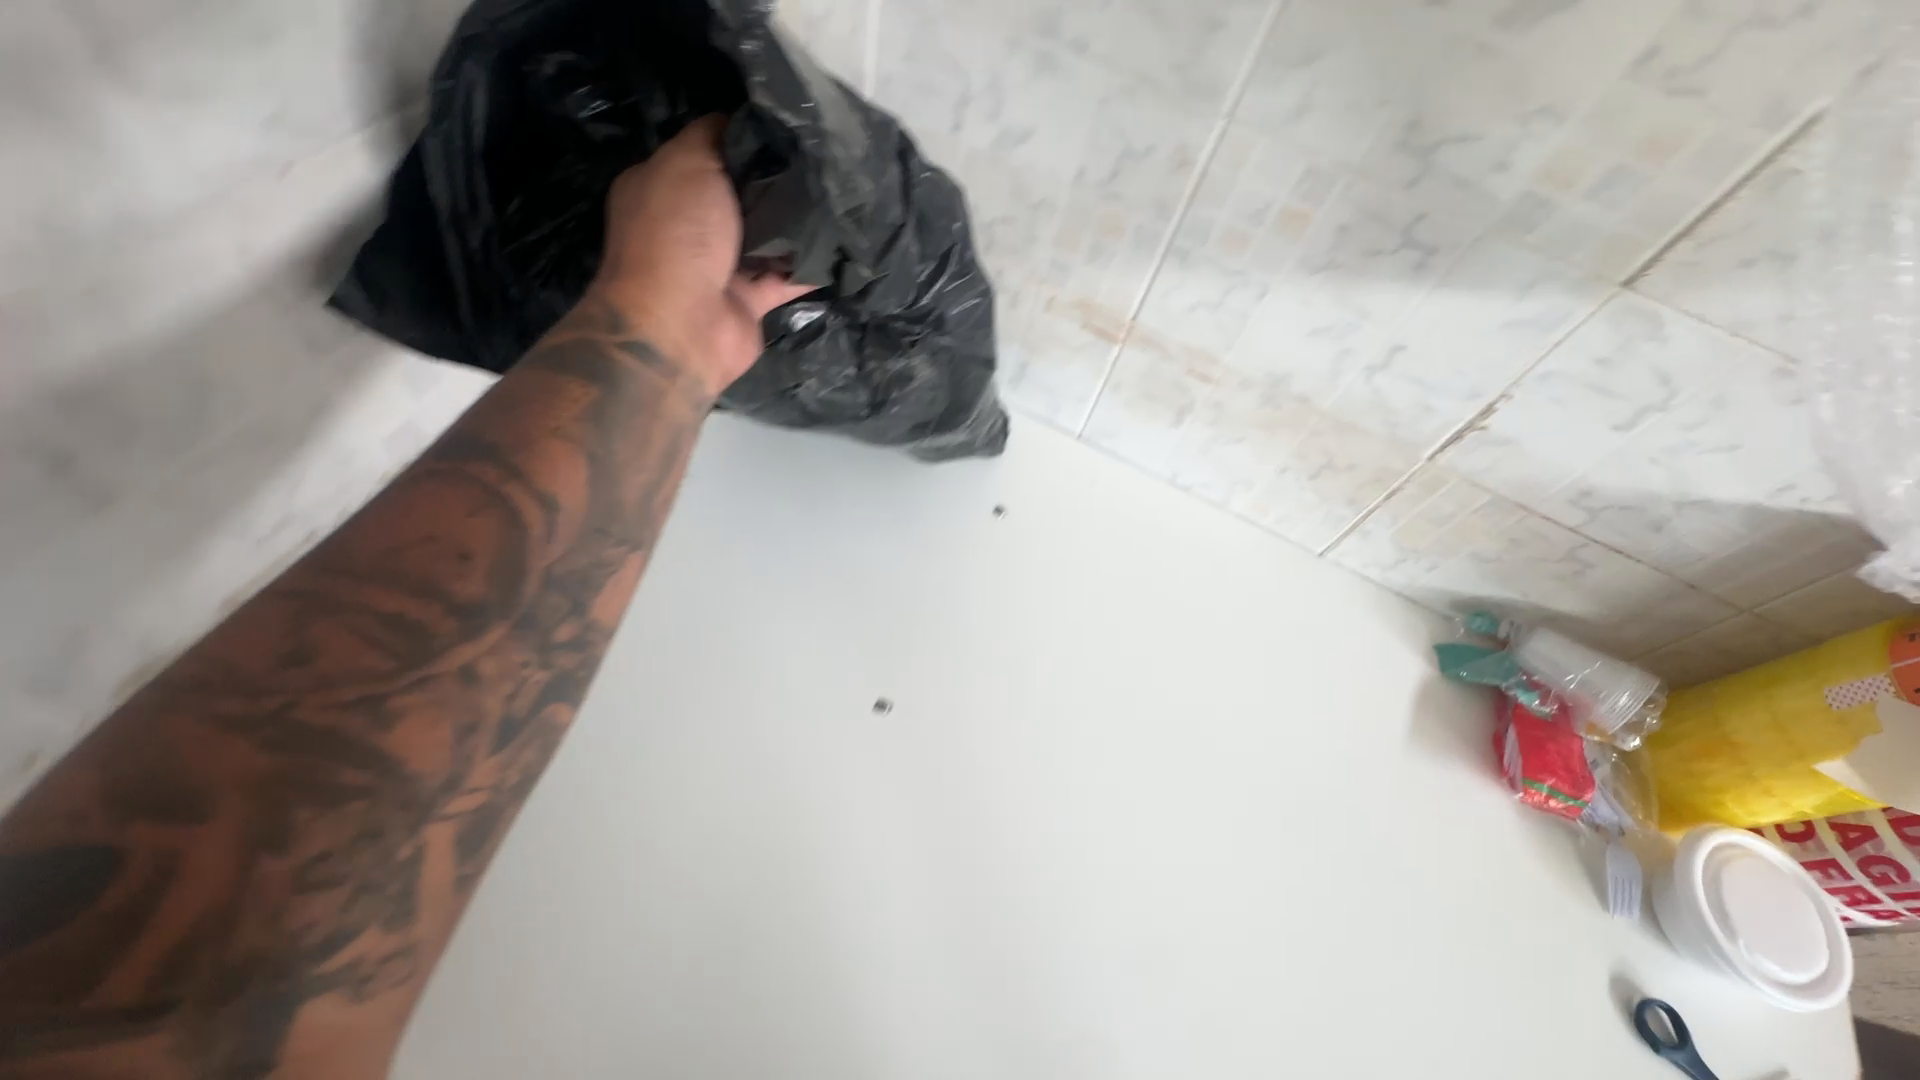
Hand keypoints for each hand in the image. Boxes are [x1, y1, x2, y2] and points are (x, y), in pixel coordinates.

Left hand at [588, 114, 816, 397]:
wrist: (682, 325)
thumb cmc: (677, 235)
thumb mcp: (688, 161)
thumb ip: (715, 135)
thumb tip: (747, 119)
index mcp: (665, 188)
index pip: (709, 153)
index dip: (745, 141)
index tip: (788, 129)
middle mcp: (690, 227)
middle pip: (741, 197)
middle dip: (775, 183)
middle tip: (821, 163)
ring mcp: (720, 267)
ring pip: (766, 238)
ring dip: (796, 226)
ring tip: (839, 198)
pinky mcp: (749, 301)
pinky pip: (786, 278)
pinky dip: (810, 267)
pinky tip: (841, 244)